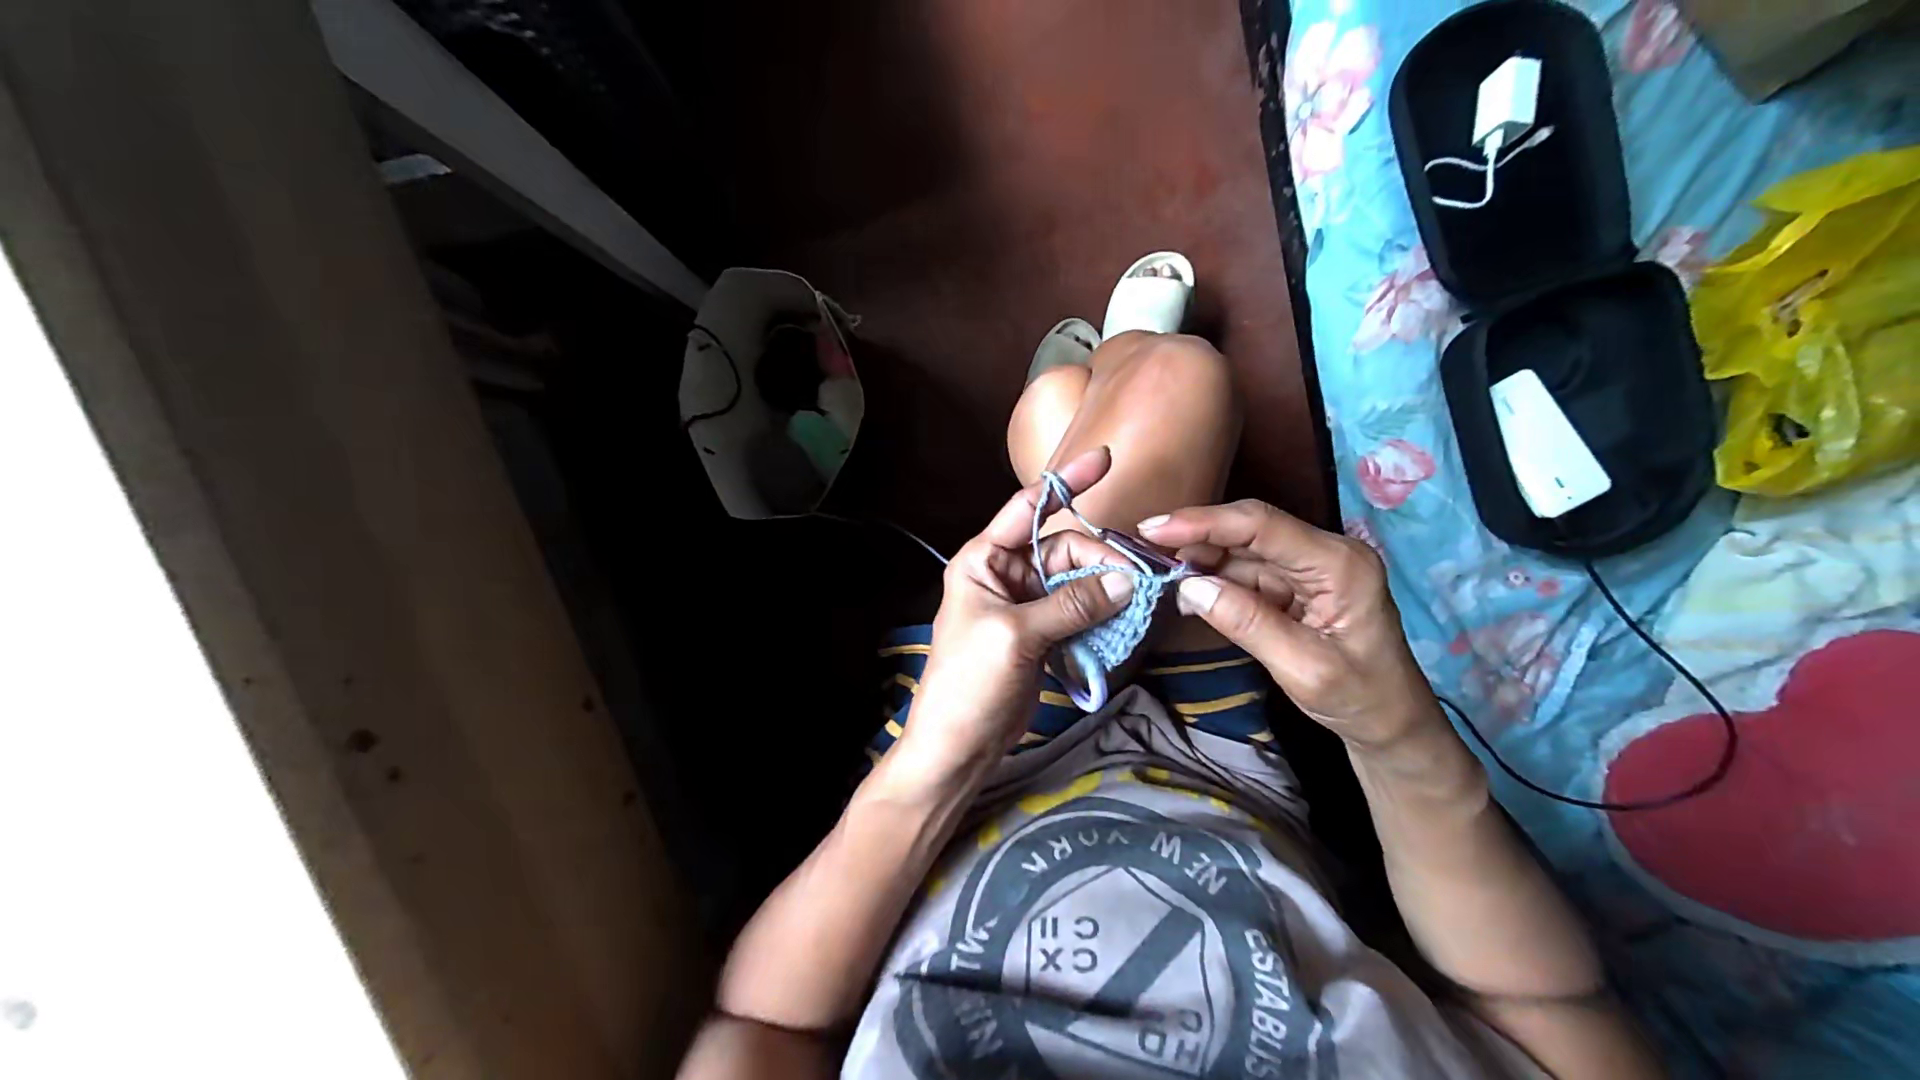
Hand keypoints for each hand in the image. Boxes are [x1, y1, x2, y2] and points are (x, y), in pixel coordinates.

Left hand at [894, 448, 1133, 785]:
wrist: (958, 744)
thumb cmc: (969, 682)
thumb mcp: (1017, 636)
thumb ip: (1071, 605)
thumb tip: (1127, 581)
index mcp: (984, 560)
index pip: (1027, 507)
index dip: (1065, 482)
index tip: (1104, 459)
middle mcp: (1005, 574)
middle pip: (1063, 549)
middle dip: (1100, 559)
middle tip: (1138, 582)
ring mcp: (1025, 604)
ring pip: (1077, 581)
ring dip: (1106, 589)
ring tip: (1138, 602)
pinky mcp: (1042, 633)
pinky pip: (1079, 611)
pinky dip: (1101, 615)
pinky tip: (1124, 622)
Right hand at [1138, 500, 1439, 748]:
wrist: (1390, 723)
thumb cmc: (1360, 698)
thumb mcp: (1304, 668)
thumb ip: (1247, 623)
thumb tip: (1189, 587)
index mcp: (1338, 564)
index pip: (1261, 526)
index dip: (1204, 522)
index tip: (1154, 528)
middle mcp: (1324, 554)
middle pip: (1248, 531)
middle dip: (1195, 538)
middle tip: (1144, 550)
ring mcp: (1308, 568)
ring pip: (1241, 550)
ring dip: (1200, 560)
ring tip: (1160, 575)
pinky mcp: (1294, 584)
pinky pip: (1245, 572)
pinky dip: (1213, 580)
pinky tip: (1188, 593)